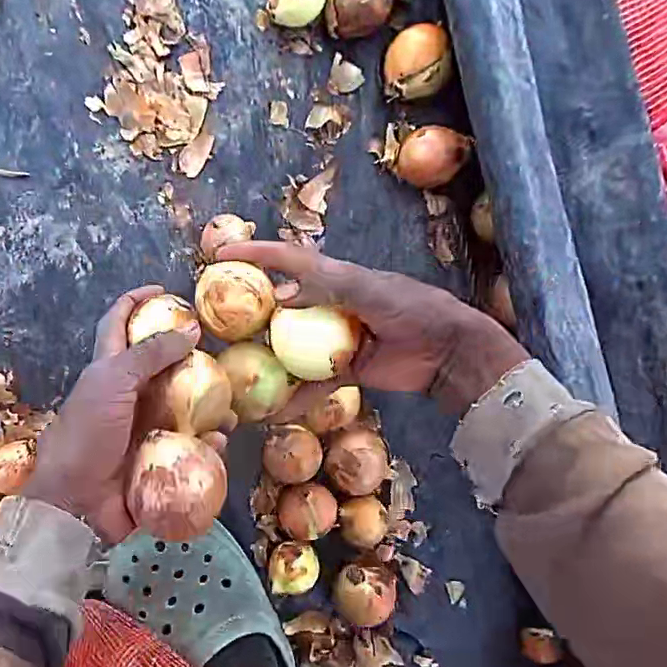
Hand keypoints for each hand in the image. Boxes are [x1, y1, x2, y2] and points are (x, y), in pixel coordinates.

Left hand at [22, 285, 218, 543]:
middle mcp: (129, 394)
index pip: (119, 323)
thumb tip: (191, 330)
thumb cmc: (86, 435)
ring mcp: (145, 425)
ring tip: (231, 406)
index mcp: (108, 370)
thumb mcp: (112, 383)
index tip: (164, 290)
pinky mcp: (160, 453)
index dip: (136, 301)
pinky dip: (208, 441)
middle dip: (192, 357)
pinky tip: (218, 440)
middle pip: (164, 364)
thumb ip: (150, 354)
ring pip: (186, 405)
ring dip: (210, 404)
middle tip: (220, 354)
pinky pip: (193, 442)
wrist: (77, 503)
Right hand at [219, 242, 528, 415]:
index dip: (257, 256)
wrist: (445, 350)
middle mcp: (331, 306)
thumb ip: (327, 287)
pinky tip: (276, 410)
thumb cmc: (411, 308)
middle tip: (220, 325)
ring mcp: (336, 339)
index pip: (290, 260)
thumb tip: (281, 295)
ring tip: (238, 371)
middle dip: (253, 314)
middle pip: (284, 308)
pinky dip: (298, 395)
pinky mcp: (347, 369)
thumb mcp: (368, 290)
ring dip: (269, 360)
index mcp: (337, 278)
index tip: (220, 258)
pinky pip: (314, 381)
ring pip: (293, 348)